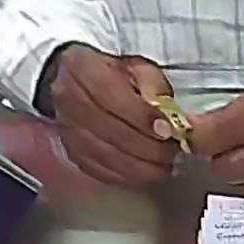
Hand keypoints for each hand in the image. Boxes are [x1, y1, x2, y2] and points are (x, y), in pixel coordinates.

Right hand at [42, 44, 178, 186]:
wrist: (77, 87)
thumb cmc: (113, 76)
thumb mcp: (135, 67)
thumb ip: (152, 84)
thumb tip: (162, 111)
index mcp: (82, 69)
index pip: (113, 97)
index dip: (142, 117)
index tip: (168, 130)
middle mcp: (69, 101)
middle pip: (112, 131)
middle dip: (149, 147)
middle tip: (175, 154)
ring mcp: (69, 131)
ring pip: (109, 157)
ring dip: (143, 167)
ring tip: (167, 167)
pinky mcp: (74, 155)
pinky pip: (104, 172)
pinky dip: (130, 177)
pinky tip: (150, 174)